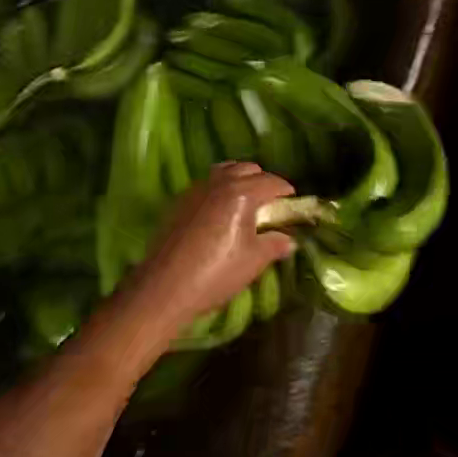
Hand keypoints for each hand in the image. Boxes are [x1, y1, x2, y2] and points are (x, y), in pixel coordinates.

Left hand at [125, 163, 296, 332]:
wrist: (165, 287)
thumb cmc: (216, 274)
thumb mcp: (253, 261)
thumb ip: (275, 244)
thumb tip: (290, 239)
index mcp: (242, 193)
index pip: (271, 182)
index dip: (285, 190)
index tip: (292, 200)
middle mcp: (220, 182)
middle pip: (248, 169)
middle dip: (262, 180)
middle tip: (269, 202)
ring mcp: (197, 188)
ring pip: (225, 170)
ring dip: (239, 179)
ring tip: (244, 200)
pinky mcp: (181, 199)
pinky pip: (207, 183)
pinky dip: (219, 188)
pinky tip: (219, 210)